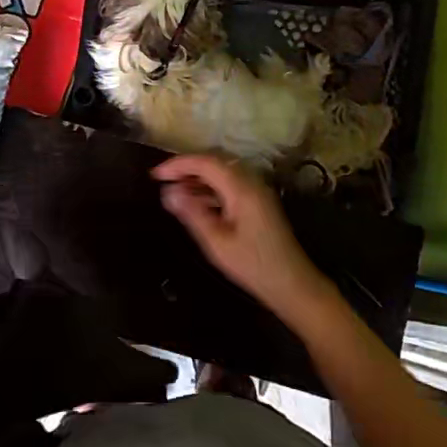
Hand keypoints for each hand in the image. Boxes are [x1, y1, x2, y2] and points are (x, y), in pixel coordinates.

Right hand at [152, 155, 331, 310]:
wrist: (291, 283)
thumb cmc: (252, 265)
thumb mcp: (216, 241)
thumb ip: (192, 213)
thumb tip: (168, 191)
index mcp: (242, 189)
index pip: (206, 163)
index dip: (179, 164)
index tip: (155, 175)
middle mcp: (252, 183)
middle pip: (216, 163)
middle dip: (188, 167)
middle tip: (163, 179)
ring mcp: (258, 192)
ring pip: (224, 174)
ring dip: (199, 178)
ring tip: (175, 191)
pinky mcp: (259, 203)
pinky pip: (232, 186)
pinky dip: (211, 189)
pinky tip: (197, 203)